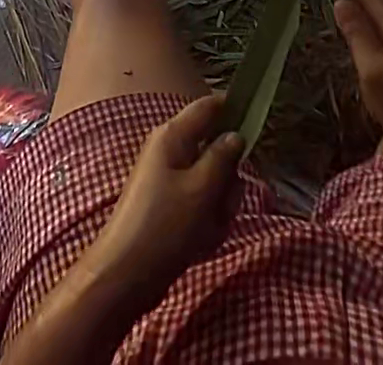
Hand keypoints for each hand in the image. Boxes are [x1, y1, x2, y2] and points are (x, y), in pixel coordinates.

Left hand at [81, 93, 244, 308]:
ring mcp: (168, 177)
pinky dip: (206, 220)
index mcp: (173, 135)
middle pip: (215, 148)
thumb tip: (236, 134)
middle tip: (224, 201)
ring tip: (209, 227)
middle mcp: (169, 149)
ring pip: (211, 179)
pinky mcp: (169, 204)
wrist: (125, 275)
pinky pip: (200, 202)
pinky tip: (200, 241)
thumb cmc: (165, 225)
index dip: (234, 110)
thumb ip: (223, 156)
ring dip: (219, 204)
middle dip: (228, 177)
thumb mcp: (202, 188)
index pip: (209, 106)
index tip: (257, 129)